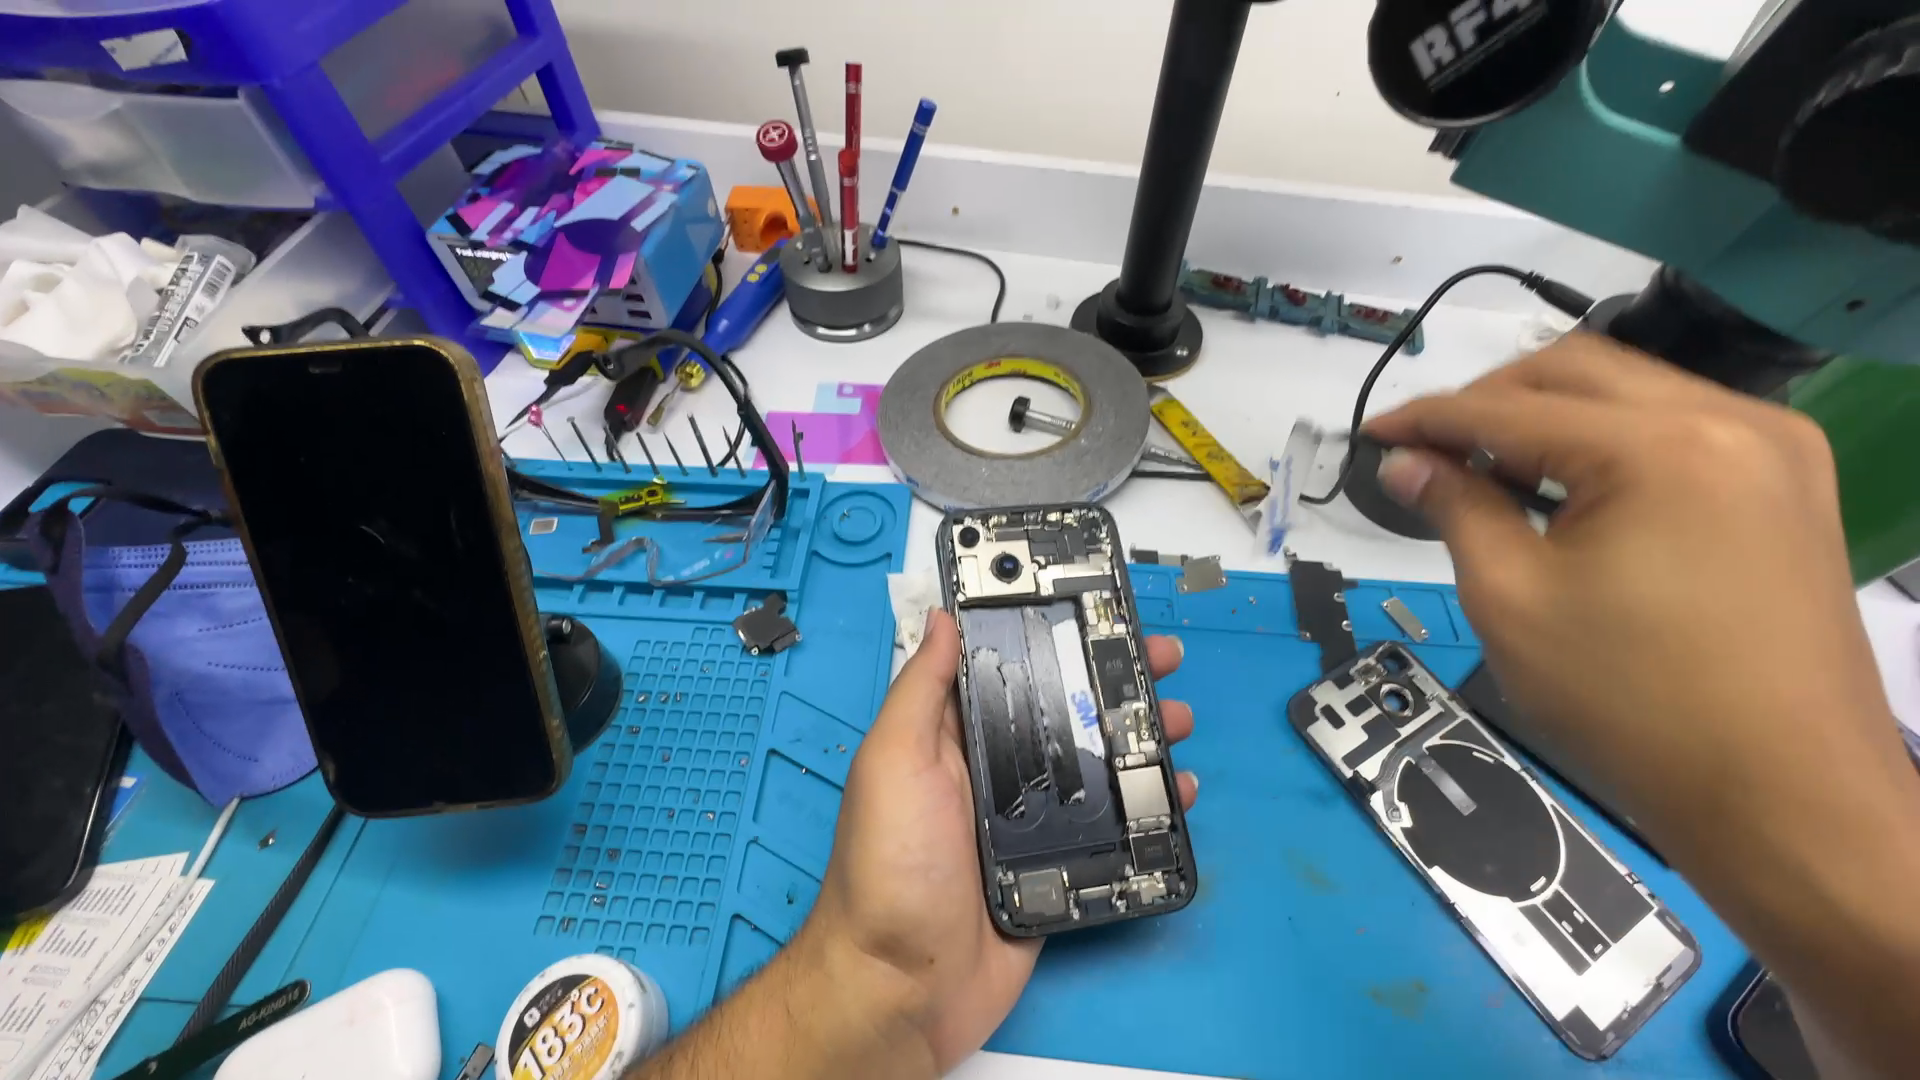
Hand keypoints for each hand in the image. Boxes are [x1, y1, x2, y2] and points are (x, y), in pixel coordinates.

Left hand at [804, 610, 1197, 1073]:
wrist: (905, 985)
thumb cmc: (890, 865)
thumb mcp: (894, 761)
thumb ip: (922, 691)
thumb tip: (942, 619)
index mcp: (957, 738)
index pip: (1012, 672)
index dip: (1053, 639)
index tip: (1095, 614)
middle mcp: (997, 770)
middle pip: (1066, 712)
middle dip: (1113, 682)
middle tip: (1159, 660)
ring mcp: (1032, 818)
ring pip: (1097, 763)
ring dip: (1140, 736)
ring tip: (1177, 719)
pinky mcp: (1060, 863)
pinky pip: (1113, 825)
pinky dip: (1149, 805)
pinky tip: (1177, 790)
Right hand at [1364, 332, 1919, 1077]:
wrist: (1794, 802)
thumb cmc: (1634, 707)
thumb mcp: (1507, 596)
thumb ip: (1453, 507)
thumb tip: (1407, 463)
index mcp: (1655, 448)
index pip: (1508, 405)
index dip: (1422, 417)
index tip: (1365, 437)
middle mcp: (1728, 428)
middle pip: (1571, 374)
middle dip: (1477, 403)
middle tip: (1408, 447)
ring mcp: (1767, 459)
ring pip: (1618, 397)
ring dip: (1532, 423)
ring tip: (1461, 468)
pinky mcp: (1779, 496)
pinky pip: (1656, 440)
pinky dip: (1585, 453)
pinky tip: (1542, 495)